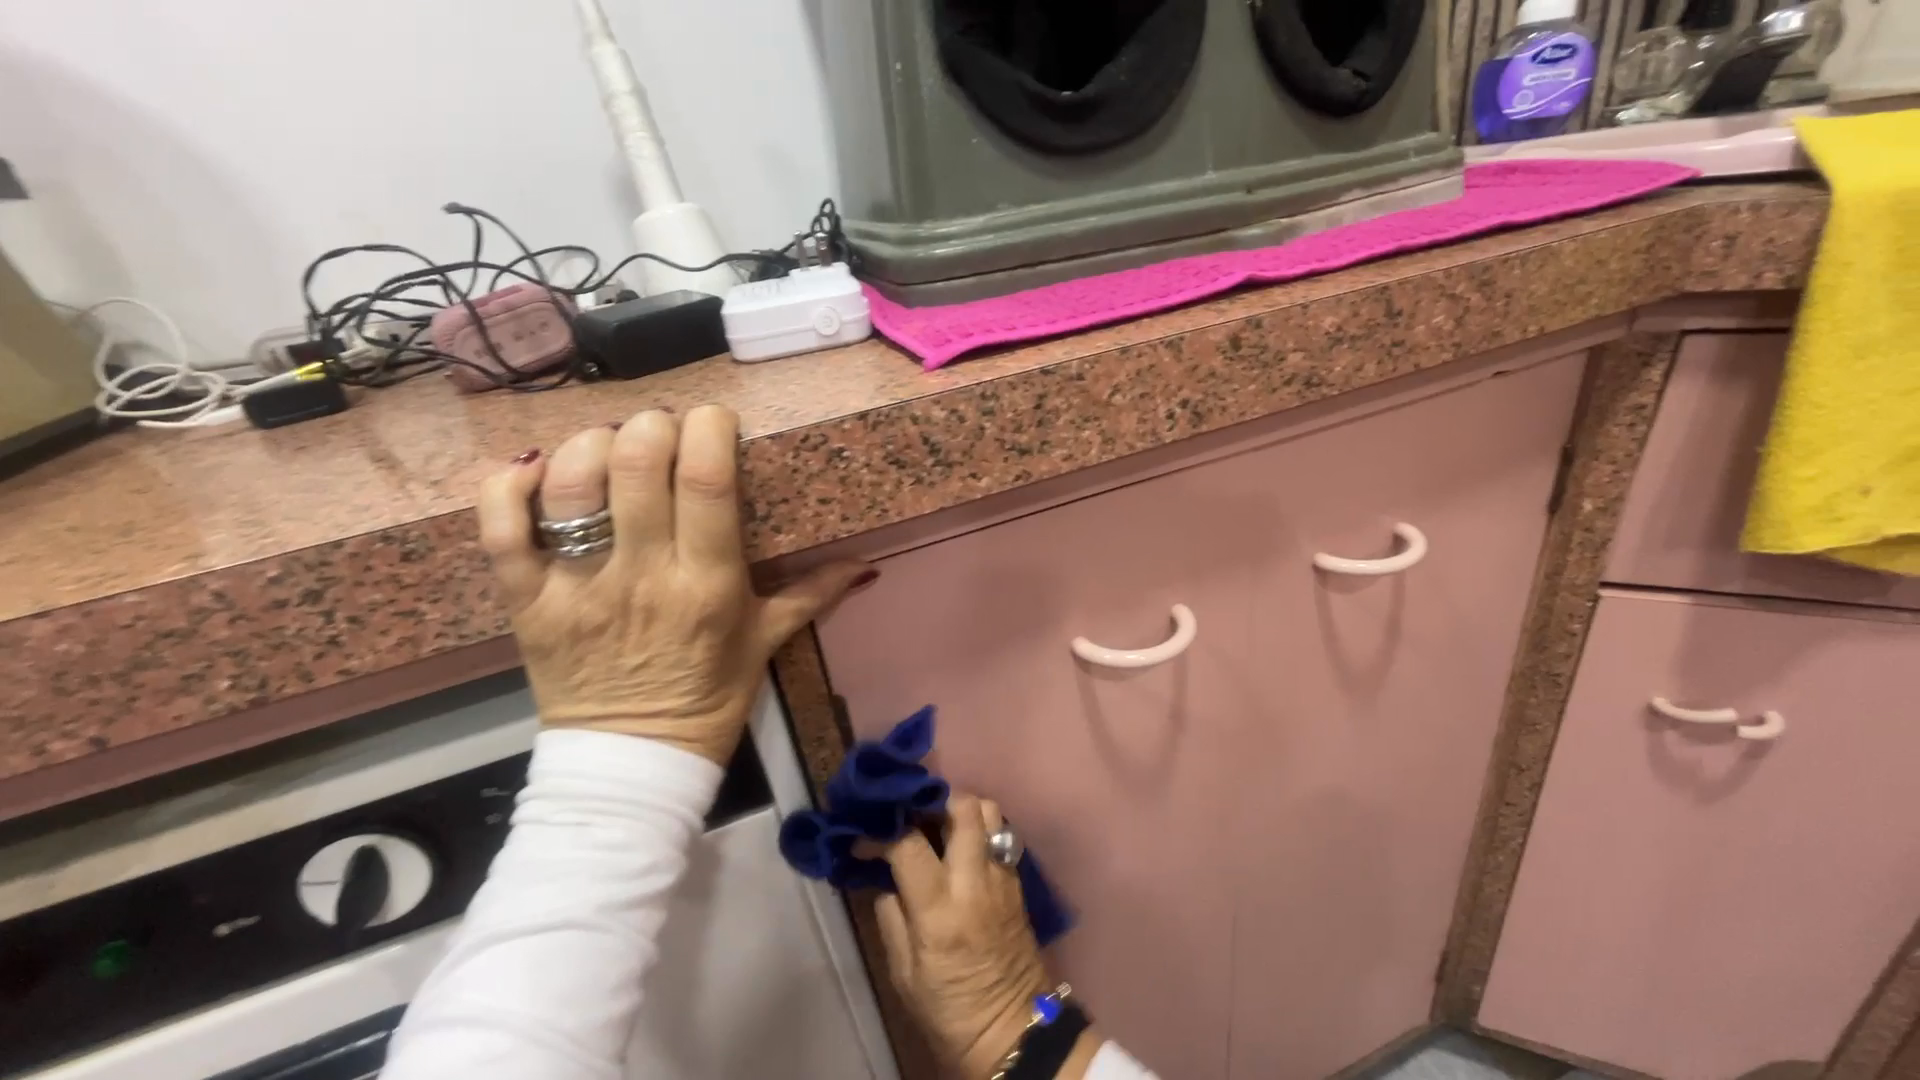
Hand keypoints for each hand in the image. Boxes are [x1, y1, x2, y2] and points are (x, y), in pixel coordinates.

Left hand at [476, 406, 871, 763]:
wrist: (634, 762)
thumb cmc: (710, 697)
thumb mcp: (767, 642)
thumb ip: (814, 594)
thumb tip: (866, 563)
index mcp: (707, 584)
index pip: (708, 481)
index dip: (709, 430)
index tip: (712, 420)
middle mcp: (643, 577)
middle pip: (637, 465)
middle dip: (651, 426)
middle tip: (660, 432)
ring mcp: (578, 588)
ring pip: (570, 486)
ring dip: (588, 447)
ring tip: (607, 449)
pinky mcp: (527, 603)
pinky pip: (501, 532)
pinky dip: (507, 488)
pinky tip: (530, 472)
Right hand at [876, 794, 1056, 1079]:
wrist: (1014, 1031)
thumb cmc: (950, 1009)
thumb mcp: (903, 972)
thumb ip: (890, 915)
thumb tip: (883, 875)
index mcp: (941, 909)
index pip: (908, 843)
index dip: (880, 831)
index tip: (862, 836)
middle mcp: (976, 882)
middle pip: (962, 808)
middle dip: (931, 800)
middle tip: (909, 813)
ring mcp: (1003, 877)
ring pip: (989, 812)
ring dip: (960, 808)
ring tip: (937, 824)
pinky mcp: (1017, 881)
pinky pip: (1000, 834)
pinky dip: (978, 828)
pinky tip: (959, 845)